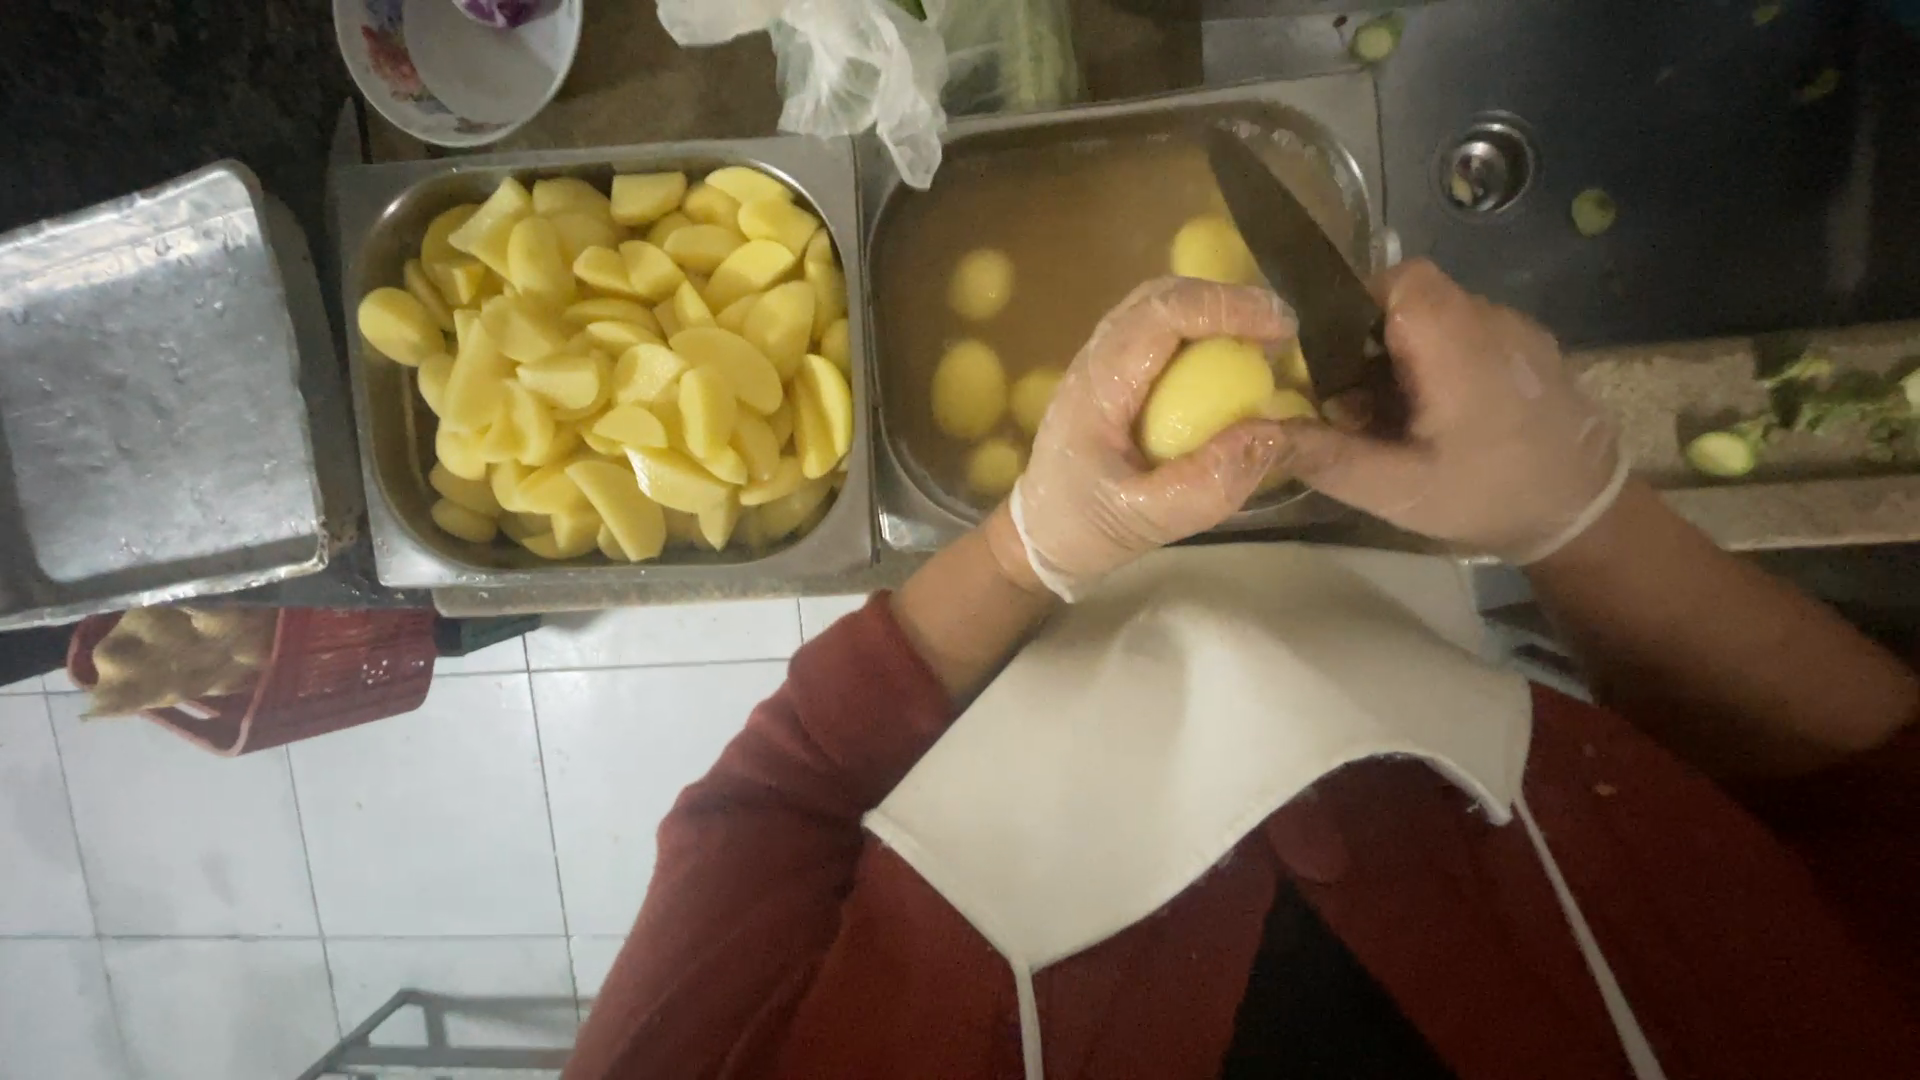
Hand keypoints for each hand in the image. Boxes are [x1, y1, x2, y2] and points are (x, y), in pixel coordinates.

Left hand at [1008, 277, 1298, 599]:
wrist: (1037, 536)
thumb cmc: (1083, 528)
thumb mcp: (1148, 519)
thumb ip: (1209, 482)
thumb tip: (1274, 432)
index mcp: (1097, 386)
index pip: (1162, 313)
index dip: (1227, 307)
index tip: (1282, 331)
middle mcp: (1094, 360)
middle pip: (1161, 296)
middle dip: (1227, 302)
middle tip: (1278, 335)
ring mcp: (1098, 364)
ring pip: (1158, 309)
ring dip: (1213, 315)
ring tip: (1259, 345)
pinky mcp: (1109, 378)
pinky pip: (1157, 336)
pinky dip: (1198, 335)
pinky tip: (1225, 366)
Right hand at [1273, 260, 1627, 562]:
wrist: (1585, 514)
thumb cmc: (1485, 496)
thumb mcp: (1393, 489)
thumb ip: (1324, 456)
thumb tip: (1253, 433)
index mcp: (1457, 345)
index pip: (1399, 280)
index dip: (1353, 306)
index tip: (1328, 357)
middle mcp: (1490, 321)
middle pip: (1410, 297)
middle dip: (1366, 339)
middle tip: (1351, 399)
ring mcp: (1515, 331)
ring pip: (1435, 314)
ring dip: (1397, 353)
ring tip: (1389, 412)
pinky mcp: (1526, 348)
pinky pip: (1463, 333)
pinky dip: (1432, 360)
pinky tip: (1432, 412)